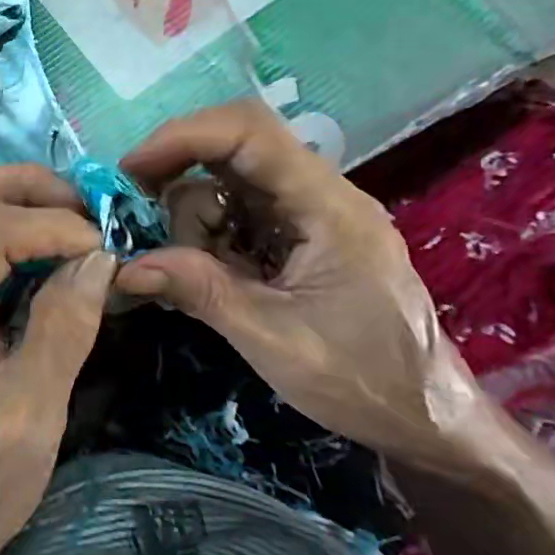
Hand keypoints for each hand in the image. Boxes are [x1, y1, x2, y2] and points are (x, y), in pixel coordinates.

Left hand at [0, 165, 111, 554]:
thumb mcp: (31, 414)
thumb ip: (62, 329)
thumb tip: (99, 257)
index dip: (48, 224)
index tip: (102, 246)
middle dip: (27, 188)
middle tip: (87, 214)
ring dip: (21, 200)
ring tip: (77, 225)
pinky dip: (16, 227)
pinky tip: (55, 249)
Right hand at [114, 101, 487, 473]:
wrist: (429, 420)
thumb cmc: (365, 381)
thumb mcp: (274, 341)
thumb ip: (200, 292)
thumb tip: (126, 267)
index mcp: (328, 208)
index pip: (250, 134)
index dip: (183, 136)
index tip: (131, 170)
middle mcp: (318, 195)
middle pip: (232, 147)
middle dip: (176, 172)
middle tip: (138, 215)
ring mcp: (306, 212)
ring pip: (226, 180)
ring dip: (190, 218)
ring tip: (187, 272)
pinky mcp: (294, 233)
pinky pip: (234, 210)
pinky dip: (204, 233)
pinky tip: (200, 271)